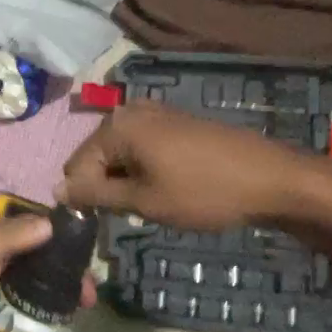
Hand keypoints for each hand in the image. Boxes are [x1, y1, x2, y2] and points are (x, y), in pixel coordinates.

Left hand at [0, 215, 93, 331]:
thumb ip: (7, 238)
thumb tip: (48, 223)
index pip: (22, 222)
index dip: (51, 228)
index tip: (82, 242)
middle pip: (35, 252)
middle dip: (63, 264)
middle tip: (90, 285)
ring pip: (36, 277)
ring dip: (61, 286)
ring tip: (86, 301)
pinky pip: (31, 299)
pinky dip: (50, 302)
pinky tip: (69, 312)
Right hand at [56, 101, 311, 229]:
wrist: (275, 179)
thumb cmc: (204, 192)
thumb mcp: (143, 201)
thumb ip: (95, 196)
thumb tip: (56, 192)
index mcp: (115, 126)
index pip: (75, 168)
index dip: (86, 199)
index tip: (112, 220)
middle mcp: (128, 111)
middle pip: (95, 158)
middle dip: (106, 187)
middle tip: (137, 211)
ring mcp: (153, 113)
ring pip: (118, 155)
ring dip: (126, 180)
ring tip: (156, 201)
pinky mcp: (174, 121)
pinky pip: (140, 147)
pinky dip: (144, 169)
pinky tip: (169, 186)